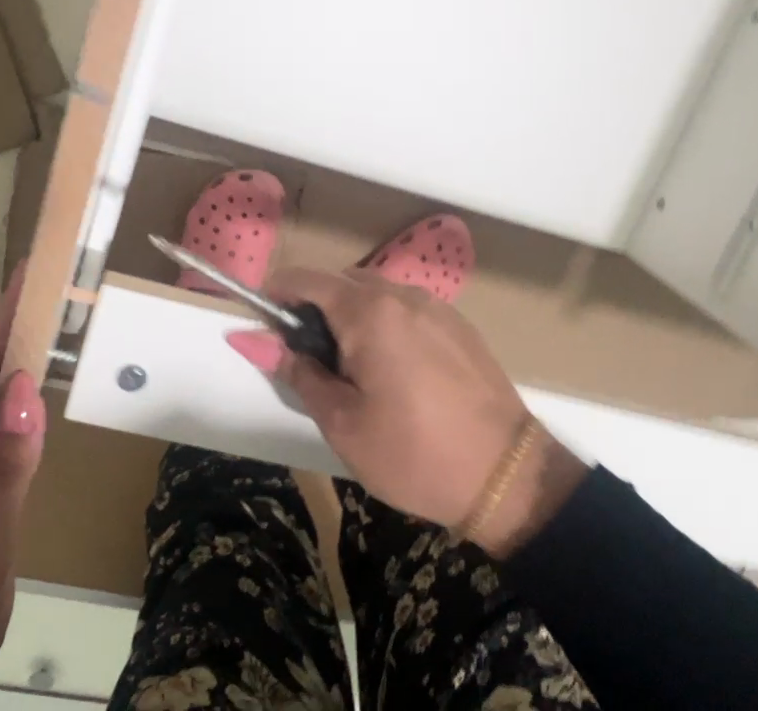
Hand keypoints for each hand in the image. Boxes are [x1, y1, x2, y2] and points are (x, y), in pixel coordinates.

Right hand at [226, 268, 586, 556]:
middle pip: (342, 282)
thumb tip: (250, 338)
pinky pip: (407, 309)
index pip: (307, 279)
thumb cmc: (414, 454)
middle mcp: (404, 296)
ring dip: (351, 316)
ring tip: (349, 369)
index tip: (262, 322)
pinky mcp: (460, 326)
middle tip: (306, 359)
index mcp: (370, 313)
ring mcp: (438, 308)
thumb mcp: (343, 422)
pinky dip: (385, 324)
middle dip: (314, 307)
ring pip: (377, 294)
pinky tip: (391, 369)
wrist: (508, 477)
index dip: (277, 294)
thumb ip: (297, 371)